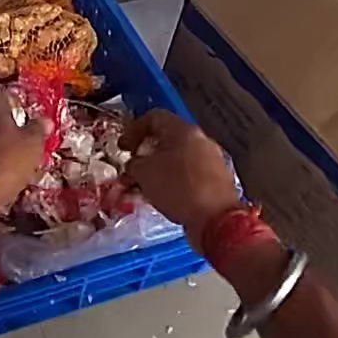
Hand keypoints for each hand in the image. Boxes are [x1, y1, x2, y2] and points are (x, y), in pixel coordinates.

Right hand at [122, 110, 241, 241]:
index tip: (122, 147)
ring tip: (140, 188)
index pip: (154, 117)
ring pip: (176, 160)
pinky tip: (159, 198)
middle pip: (166, 140)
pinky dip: (170, 183)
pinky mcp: (215, 182)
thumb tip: (134, 165)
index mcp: (184, 131)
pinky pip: (186, 177)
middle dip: (144, 154)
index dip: (133, 130)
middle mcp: (201, 141)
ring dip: (156, 171)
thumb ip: (133, 164)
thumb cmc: (177, 187)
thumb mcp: (143, 173)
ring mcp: (211, 162)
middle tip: (131, 169)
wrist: (215, 219)